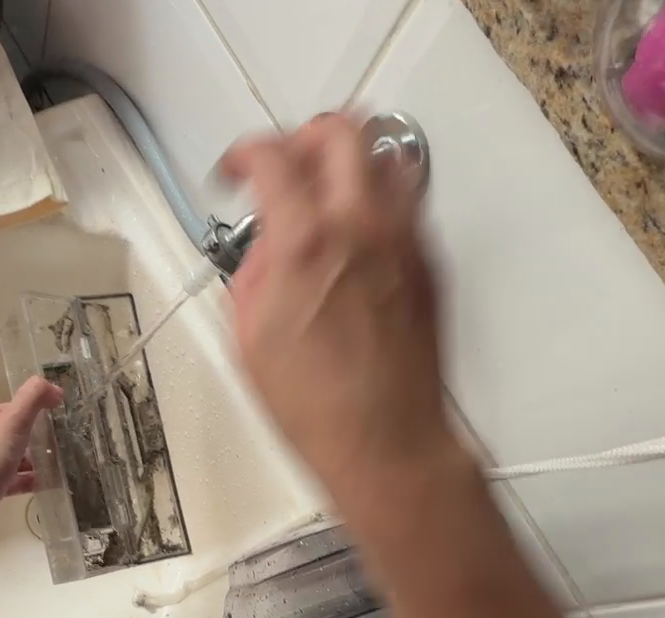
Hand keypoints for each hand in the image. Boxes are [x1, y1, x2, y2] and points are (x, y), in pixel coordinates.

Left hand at [0, 376, 63, 528]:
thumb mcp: (13, 420)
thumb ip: (34, 398)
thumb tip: (56, 389)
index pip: (19, 408)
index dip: (40, 410)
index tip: (64, 418)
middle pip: (21, 433)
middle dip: (43, 438)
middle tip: (68, 443)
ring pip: (21, 457)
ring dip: (41, 460)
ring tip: (65, 463)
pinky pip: (19, 480)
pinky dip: (34, 480)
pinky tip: (52, 483)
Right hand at [219, 113, 456, 495]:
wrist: (384, 439)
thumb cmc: (320, 406)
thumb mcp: (252, 339)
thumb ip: (253, 275)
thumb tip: (264, 251)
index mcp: (307, 244)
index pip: (272, 159)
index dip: (243, 154)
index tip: (235, 169)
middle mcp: (363, 227)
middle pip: (340, 131)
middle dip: (299, 139)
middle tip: (280, 166)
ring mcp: (405, 240)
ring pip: (384, 152)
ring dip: (346, 159)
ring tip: (322, 191)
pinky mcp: (429, 262)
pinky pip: (406, 200)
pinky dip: (375, 197)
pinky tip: (353, 234)